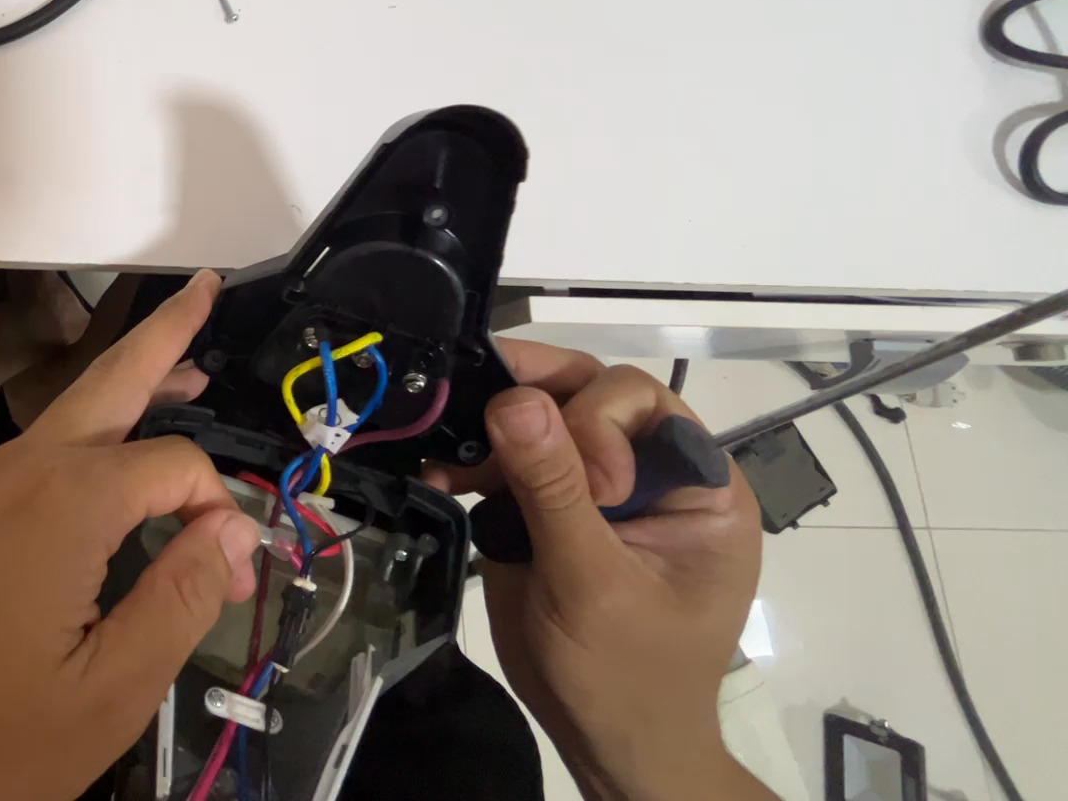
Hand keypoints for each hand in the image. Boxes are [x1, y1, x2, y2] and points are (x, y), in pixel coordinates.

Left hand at [0, 270, 260, 800]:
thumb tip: (232, 532)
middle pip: (112, 375)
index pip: (178, 466)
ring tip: (183, 370)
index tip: (232, 574)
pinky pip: (45, 450)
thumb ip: (179, 599)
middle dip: (166, 328)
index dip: (219, 511)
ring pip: (76, 407)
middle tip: (207, 287)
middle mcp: (25, 467)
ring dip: (132, 380)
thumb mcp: (104, 695)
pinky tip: (113, 458)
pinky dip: (95, 431)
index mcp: (68, 500)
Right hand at [439, 342, 772, 800]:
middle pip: (581, 394)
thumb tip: (514, 399)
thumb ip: (555, 490)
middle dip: (525, 397)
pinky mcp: (539, 504)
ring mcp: (585, 485)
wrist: (598, 738)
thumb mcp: (593, 583)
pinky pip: (499, 458)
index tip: (575, 480)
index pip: (640, 402)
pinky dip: (465, 462)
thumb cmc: (625, 673)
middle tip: (471, 406)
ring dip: (483, 427)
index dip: (596, 418)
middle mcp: (642, 470)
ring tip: (446, 456)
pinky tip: (439, 479)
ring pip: (531, 416)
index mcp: (694, 485)